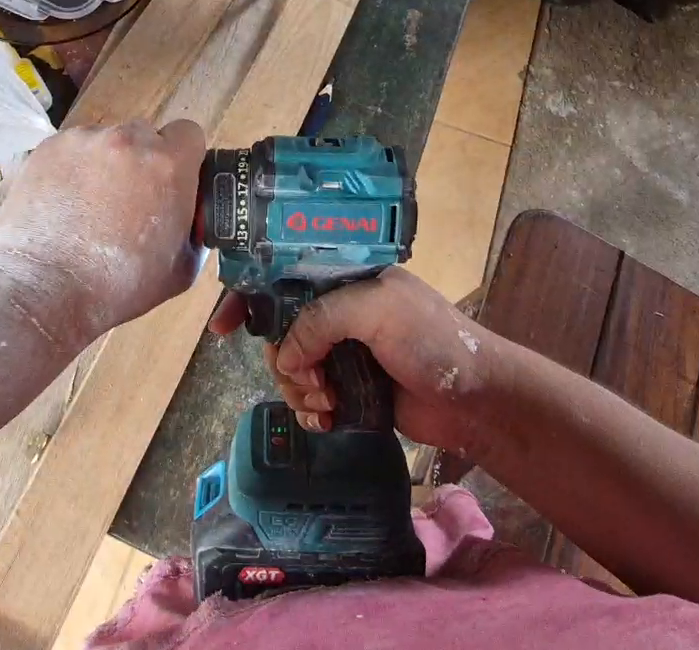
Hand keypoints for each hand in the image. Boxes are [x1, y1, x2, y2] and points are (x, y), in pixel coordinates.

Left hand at [0, 119, 205, 348]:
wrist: (45, 289)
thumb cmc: (119, 286)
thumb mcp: (182, 267)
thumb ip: (192, 229)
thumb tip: (185, 217)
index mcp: (169, 164)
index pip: (189, 133)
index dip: (183, 156)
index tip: (171, 179)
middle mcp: (129, 140)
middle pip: (146, 135)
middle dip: (142, 161)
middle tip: (128, 199)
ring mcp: (85, 139)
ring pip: (106, 140)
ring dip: (106, 163)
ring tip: (88, 204)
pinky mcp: (49, 147)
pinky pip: (72, 148)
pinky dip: (73, 168)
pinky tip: (63, 202)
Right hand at [213, 268, 502, 456]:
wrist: (476, 399)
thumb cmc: (432, 340)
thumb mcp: (376, 309)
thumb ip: (320, 319)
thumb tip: (285, 357)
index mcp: (346, 279)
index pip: (284, 277)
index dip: (248, 297)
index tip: (222, 328)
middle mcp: (339, 311)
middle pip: (280, 331)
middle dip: (286, 359)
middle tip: (311, 379)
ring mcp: (343, 352)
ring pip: (290, 368)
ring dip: (300, 390)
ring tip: (328, 404)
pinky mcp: (349, 389)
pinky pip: (309, 397)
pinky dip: (310, 411)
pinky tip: (327, 421)